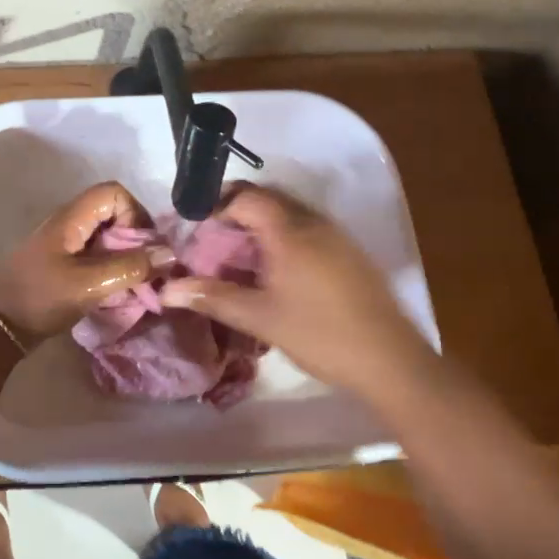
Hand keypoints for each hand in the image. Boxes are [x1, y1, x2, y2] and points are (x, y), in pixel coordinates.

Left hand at [0, 181, 176, 344]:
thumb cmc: (41, 298)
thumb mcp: (89, 284)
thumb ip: (129, 267)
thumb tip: (169, 254)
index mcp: (72, 217)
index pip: (114, 192)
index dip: (134, 213)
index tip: (142, 246)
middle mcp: (69, 222)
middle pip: (113, 212)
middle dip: (135, 237)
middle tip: (144, 268)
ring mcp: (65, 242)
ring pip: (107, 234)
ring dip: (125, 255)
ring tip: (134, 282)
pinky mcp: (65, 262)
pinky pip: (97, 252)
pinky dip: (112, 267)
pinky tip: (117, 290)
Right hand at [160, 182, 434, 395]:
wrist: (391, 361)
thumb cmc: (319, 335)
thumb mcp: (259, 317)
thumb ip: (213, 297)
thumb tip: (167, 289)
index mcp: (289, 230)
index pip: (245, 196)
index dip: (217, 206)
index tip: (197, 230)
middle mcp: (313, 222)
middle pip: (267, 199)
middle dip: (236, 212)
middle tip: (213, 241)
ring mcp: (336, 235)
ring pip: (289, 214)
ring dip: (261, 226)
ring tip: (240, 257)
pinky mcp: (350, 253)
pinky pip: (308, 229)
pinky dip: (284, 237)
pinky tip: (276, 272)